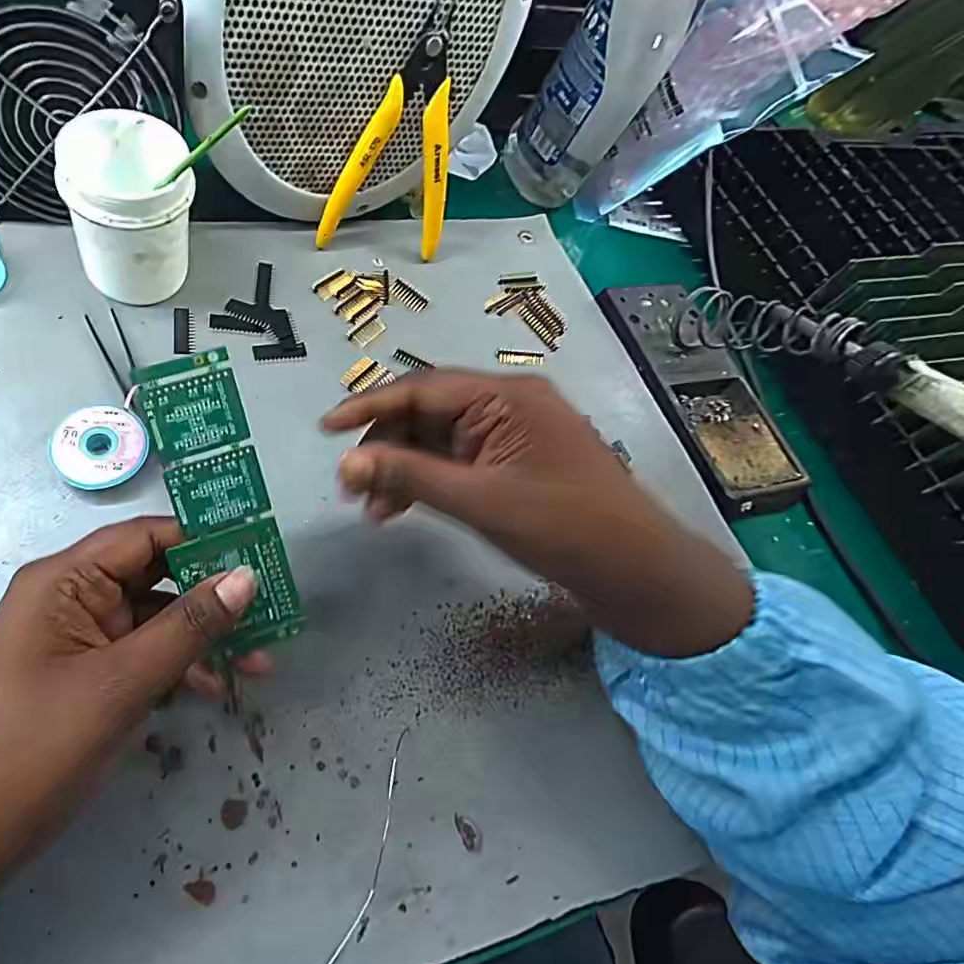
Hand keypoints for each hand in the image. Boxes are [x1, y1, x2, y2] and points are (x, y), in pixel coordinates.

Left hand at [0, 518, 259, 963]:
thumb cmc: (39, 745)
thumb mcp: (123, 682)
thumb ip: (188, 626)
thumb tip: (246, 578)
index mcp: (64, 580)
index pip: (144, 538)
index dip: (202, 540)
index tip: (258, 552)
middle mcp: (72, 597)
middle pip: (156, 577)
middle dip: (212, 597)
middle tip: (268, 610)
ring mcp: (82, 636)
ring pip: (157, 619)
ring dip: (204, 639)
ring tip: (257, 663)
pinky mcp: (91, 672)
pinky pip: (146, 653)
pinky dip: (180, 667)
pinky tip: (217, 689)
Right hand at [321, 370, 752, 657]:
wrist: (638, 573)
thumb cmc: (564, 528)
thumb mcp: (479, 501)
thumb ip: (409, 476)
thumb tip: (346, 462)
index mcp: (506, 396)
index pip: (421, 390)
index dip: (367, 407)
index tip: (326, 428)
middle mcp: (507, 404)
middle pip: (425, 414)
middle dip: (384, 448)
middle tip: (350, 486)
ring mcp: (511, 435)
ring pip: (436, 441)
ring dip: (401, 470)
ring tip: (371, 510)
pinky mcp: (512, 464)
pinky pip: (455, 463)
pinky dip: (426, 483)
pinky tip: (400, 511)